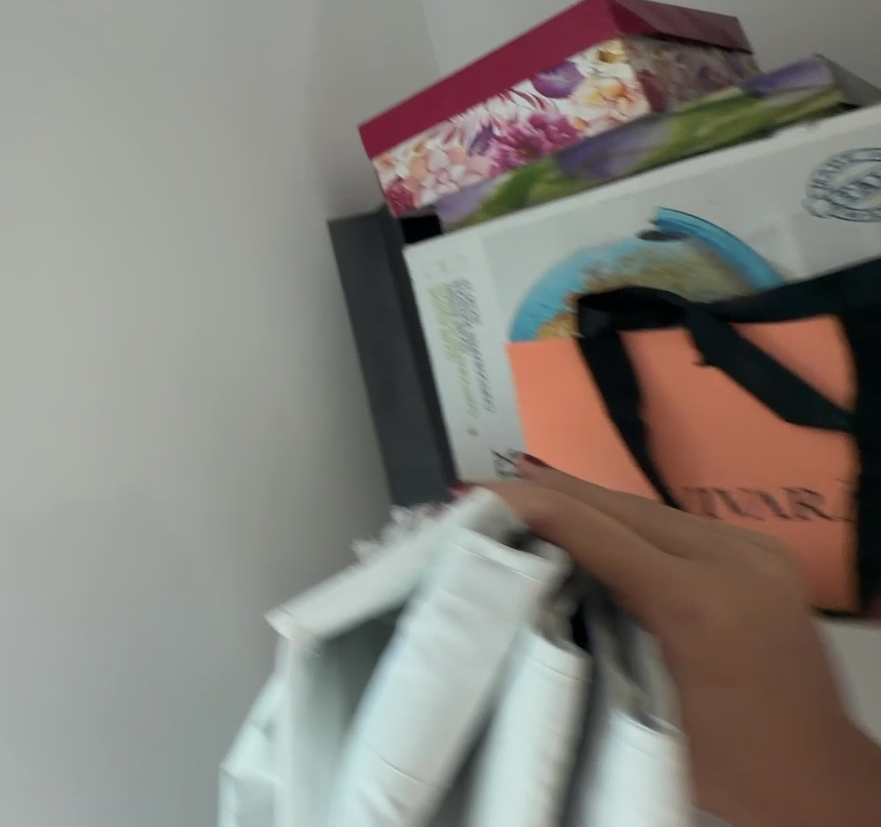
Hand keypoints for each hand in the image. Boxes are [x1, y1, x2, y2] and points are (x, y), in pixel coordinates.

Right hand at [489, 463, 880, 825]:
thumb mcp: (625, 695)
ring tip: (500, 502)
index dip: (515, 503)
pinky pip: (657, 519)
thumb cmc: (715, 757)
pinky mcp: (755, 551)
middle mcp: (733, 559)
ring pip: (630, 505)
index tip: (459, 499)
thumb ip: (567, 624)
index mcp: (699, 600)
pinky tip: (561, 513)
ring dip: (563, 501)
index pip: (584, 524)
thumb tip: (498, 571)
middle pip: (607, 502)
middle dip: (530, 493)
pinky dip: (601, 514)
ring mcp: (752, 550)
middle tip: (467, 496)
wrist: (820, 785)